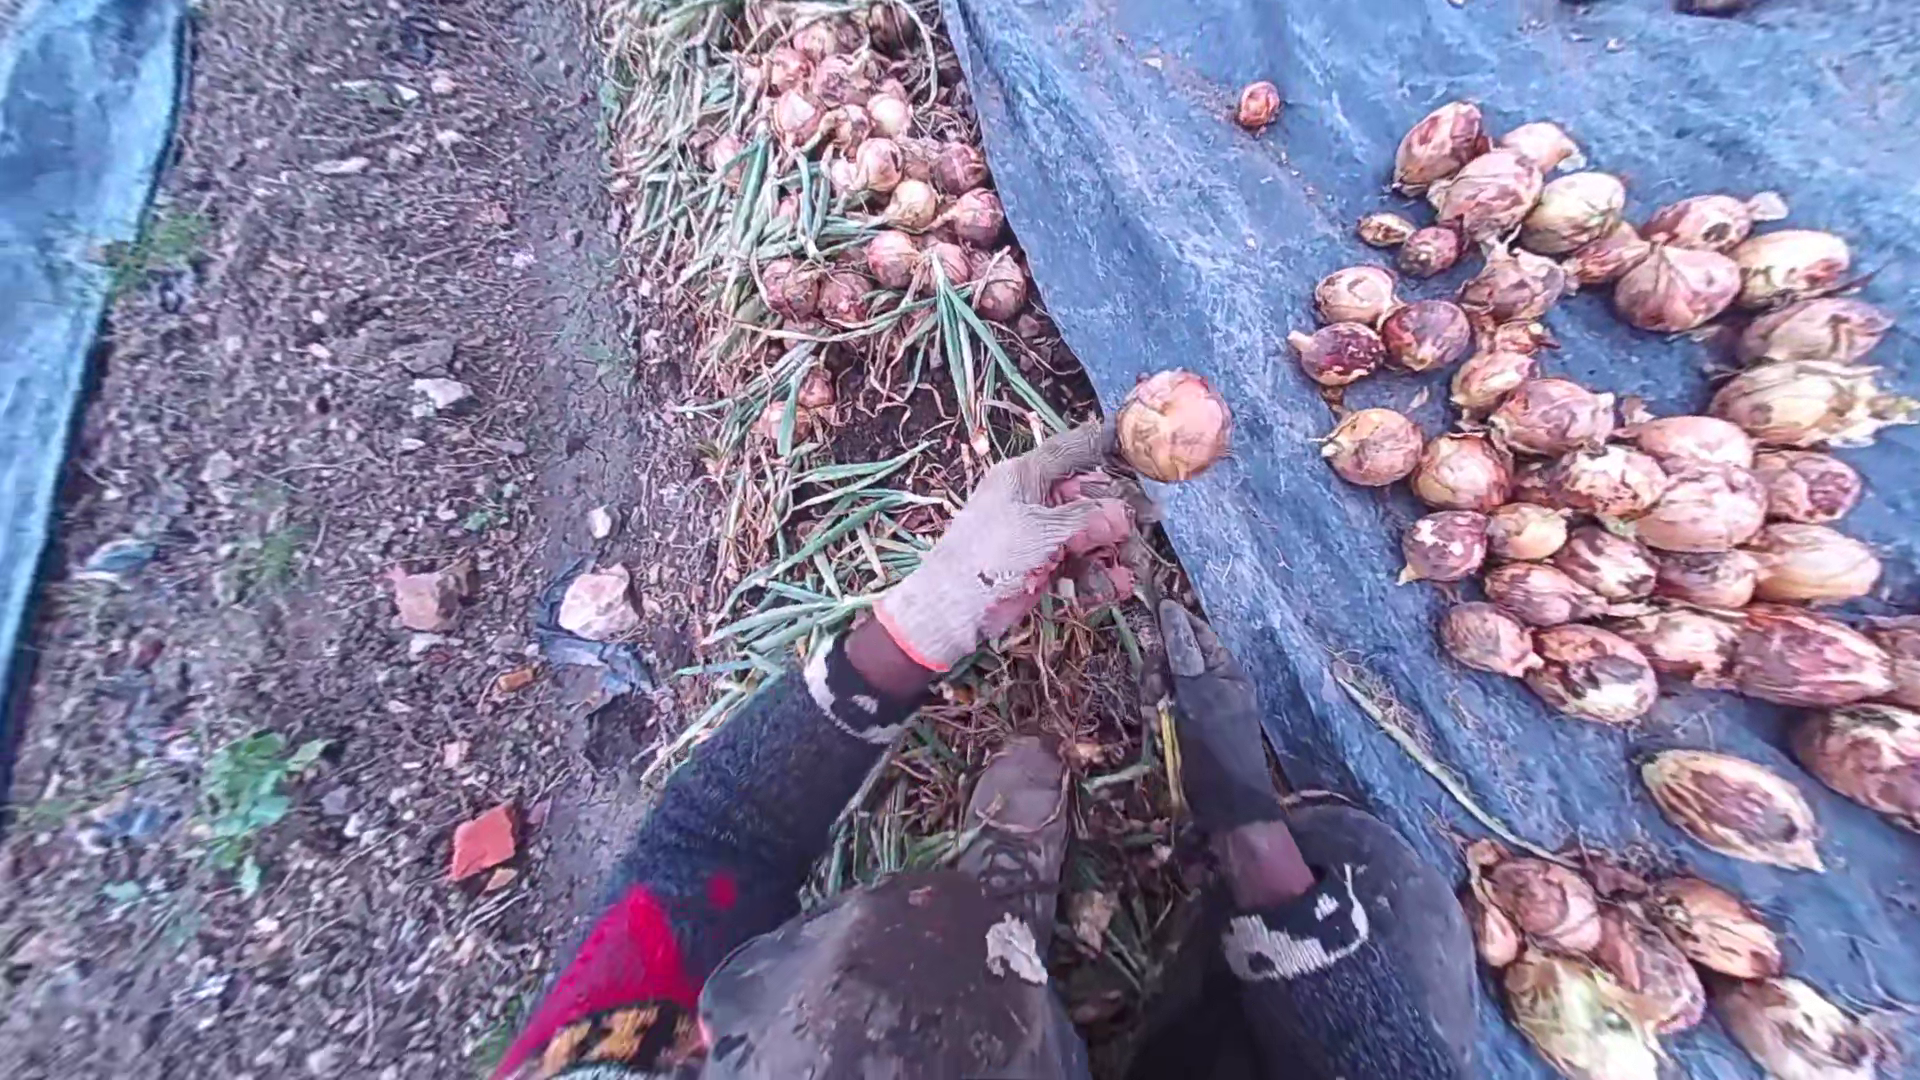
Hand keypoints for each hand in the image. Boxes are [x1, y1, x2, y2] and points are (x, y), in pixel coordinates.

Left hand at [874, 423, 1133, 670]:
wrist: (954, 608)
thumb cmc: (991, 555)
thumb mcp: (1042, 529)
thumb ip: (1088, 518)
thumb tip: (1126, 515)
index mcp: (1024, 476)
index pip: (1069, 451)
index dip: (1102, 446)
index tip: (1136, 448)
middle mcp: (1033, 500)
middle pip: (1087, 496)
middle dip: (1116, 514)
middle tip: (1146, 526)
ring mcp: (1038, 534)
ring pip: (1087, 533)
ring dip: (1111, 552)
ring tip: (1128, 571)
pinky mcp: (1041, 564)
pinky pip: (1078, 562)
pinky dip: (1096, 574)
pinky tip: (1112, 587)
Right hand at [1157, 600, 1284, 832]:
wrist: (1223, 806)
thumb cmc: (1218, 748)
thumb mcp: (1199, 696)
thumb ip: (1182, 654)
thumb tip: (1170, 609)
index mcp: (1225, 670)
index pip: (1197, 632)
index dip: (1174, 622)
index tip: (1149, 614)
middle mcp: (1210, 682)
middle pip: (1172, 655)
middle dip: (1158, 670)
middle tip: (1154, 689)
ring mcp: (1195, 703)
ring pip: (1160, 679)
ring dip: (1152, 693)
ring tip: (1155, 715)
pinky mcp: (1180, 722)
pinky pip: (1159, 703)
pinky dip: (1153, 712)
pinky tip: (1155, 726)